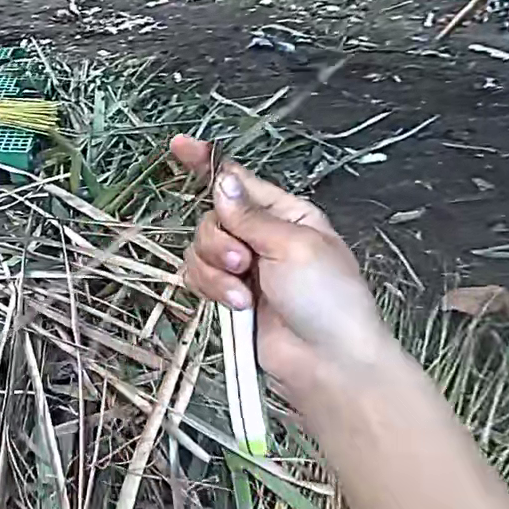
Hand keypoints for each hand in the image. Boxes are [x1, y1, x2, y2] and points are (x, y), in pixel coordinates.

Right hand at [170, 135, 399, 405]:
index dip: (208, 163)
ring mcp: (242, 267)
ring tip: (242, 293)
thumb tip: (220, 181)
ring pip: (199, 250)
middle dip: (219, 241)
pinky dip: (211, 290)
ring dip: (215, 271)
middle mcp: (260, 236)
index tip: (179, 146)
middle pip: (211, 218)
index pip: (238, 180)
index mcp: (285, 214)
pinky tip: (236, 306)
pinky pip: (197, 278)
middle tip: (243, 262)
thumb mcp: (295, 246)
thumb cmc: (329, 300)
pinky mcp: (227, 294)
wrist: (326, 361)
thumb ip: (250, 216)